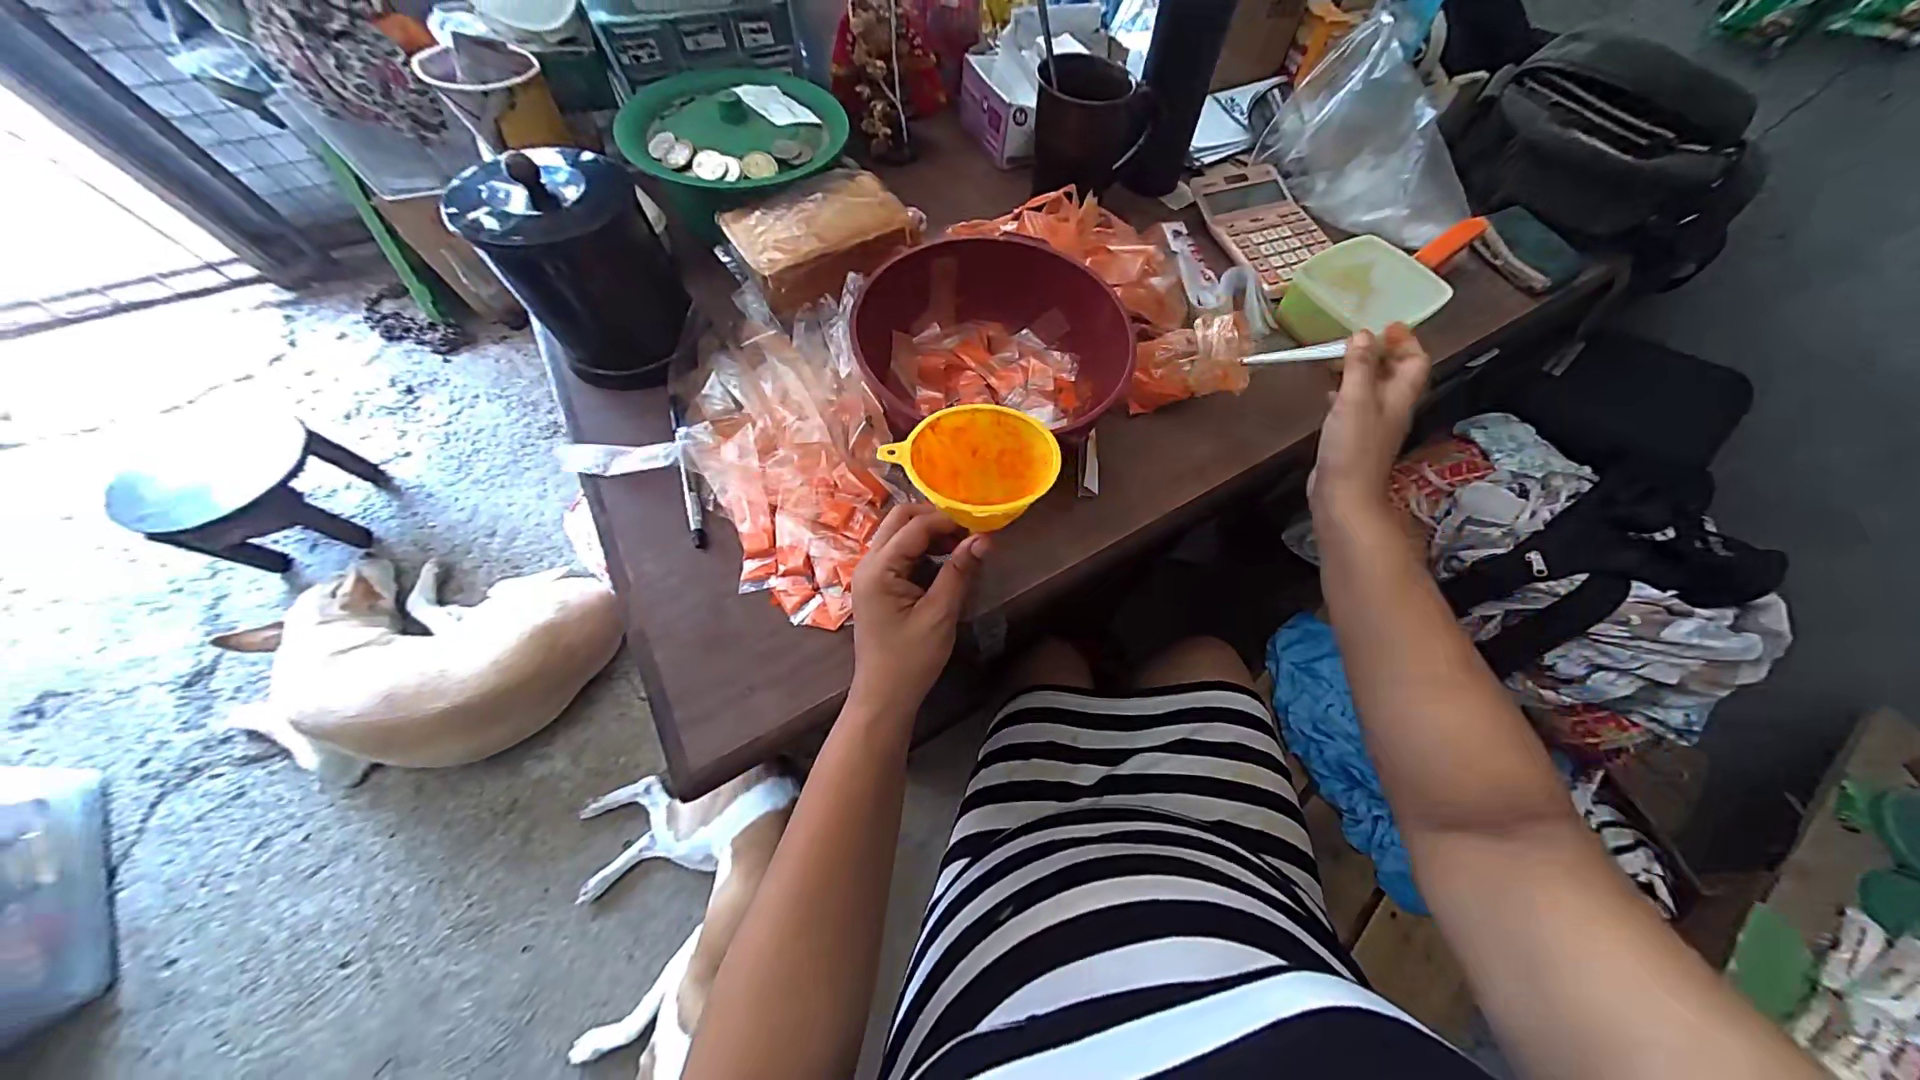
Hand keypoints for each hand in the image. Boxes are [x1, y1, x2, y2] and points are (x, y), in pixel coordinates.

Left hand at [849, 505, 990, 718]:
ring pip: (898, 533)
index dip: (948, 520)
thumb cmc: (911, 659)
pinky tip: (946, 560)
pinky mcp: (877, 583)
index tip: (980, 523)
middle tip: (969, 531)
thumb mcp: (940, 614)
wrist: (884, 695)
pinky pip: (899, 552)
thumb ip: (960, 571)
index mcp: (879, 569)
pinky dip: (922, 548)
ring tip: (962, 545)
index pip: (914, 526)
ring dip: (929, 532)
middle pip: (900, 519)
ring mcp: (870, 572)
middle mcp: (868, 563)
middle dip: (935, 518)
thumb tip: (984, 538)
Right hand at [1310, 324, 1431, 520]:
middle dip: (1382, 353)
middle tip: (1358, 339)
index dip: (1405, 341)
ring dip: (1362, 371)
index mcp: (1399, 397)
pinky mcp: (1354, 438)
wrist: (1343, 494)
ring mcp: (1373, 425)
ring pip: (1375, 389)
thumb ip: (1359, 367)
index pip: (1415, 361)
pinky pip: (1356, 406)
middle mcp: (1391, 409)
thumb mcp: (1355, 400)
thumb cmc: (1352, 447)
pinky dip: (1346, 392)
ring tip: (1340, 360)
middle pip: (1396, 374)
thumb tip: (1362, 335)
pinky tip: (1329, 393)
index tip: (1386, 325)